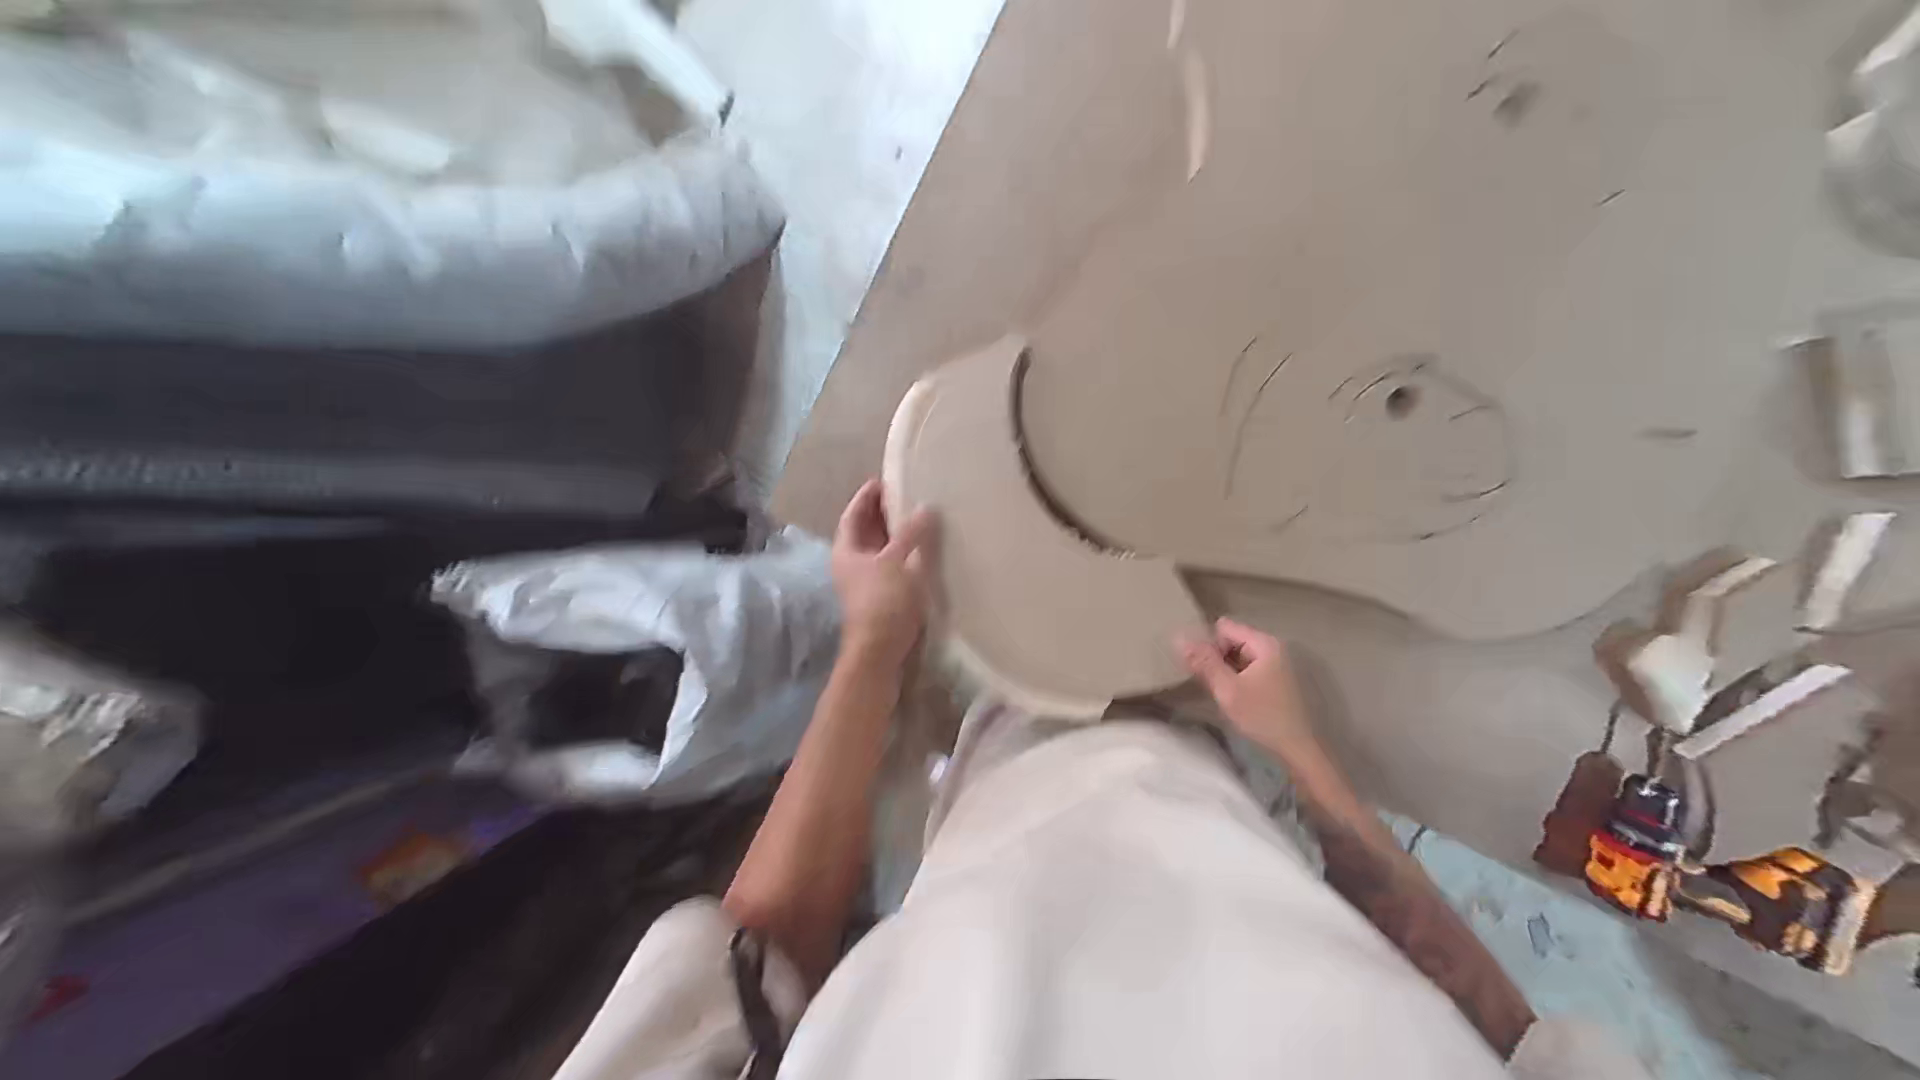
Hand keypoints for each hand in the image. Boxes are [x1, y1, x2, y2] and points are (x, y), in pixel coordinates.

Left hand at [832, 478, 935, 661]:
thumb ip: (911, 533)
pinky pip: (894, 563)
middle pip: (867, 530)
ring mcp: (868, 580)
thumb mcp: (897, 561)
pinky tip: (925, 547)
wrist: (880, 651)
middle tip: (910, 493)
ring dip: (898, 532)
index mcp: (847, 550)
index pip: (853, 514)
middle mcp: (853, 562)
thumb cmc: (882, 601)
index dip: (867, 496)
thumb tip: (925, 508)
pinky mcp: (884, 594)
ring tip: (922, 515)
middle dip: (886, 512)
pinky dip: (907, 551)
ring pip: (882, 548)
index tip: (886, 480)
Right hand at [1180, 617, 1318, 759]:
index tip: (1201, 668)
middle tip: (1210, 682)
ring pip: (1239, 656)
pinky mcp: (1278, 678)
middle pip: (1232, 640)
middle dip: (1217, 658)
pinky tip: (1234, 697)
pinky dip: (1238, 678)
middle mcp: (1273, 647)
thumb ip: (1204, 662)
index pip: (1224, 628)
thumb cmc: (1263, 717)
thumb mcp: (1227, 689)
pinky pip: (1249, 668)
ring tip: (1221, 691)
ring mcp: (1278, 663)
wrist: (1298, 749)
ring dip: (1226, 670)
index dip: (1208, 645)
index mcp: (1264, 644)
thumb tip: (1180, 638)